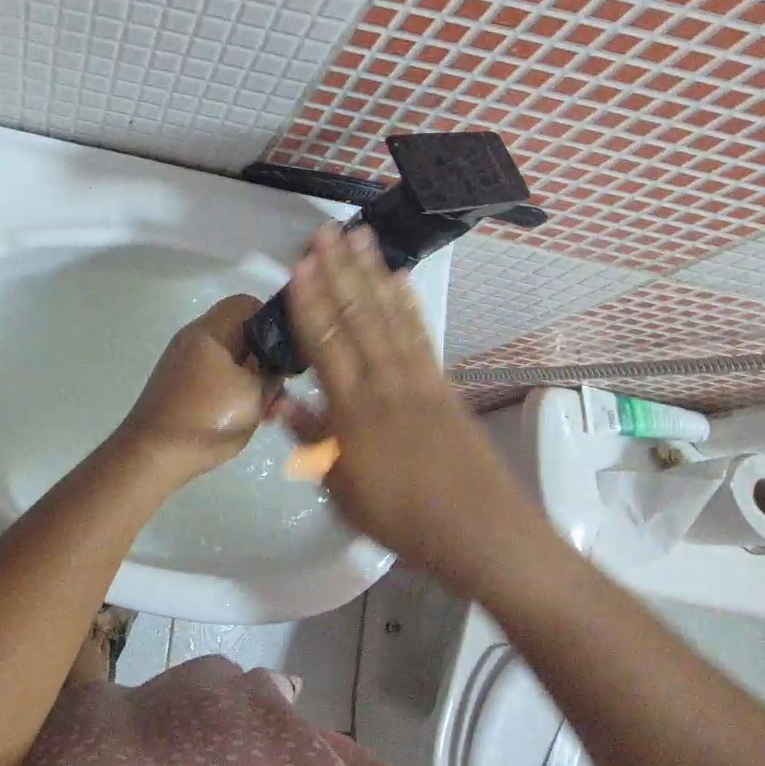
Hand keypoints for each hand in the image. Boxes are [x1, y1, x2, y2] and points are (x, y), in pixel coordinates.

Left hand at [113, 294, 283, 487]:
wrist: (153, 454)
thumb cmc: (207, 419)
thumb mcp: (254, 396)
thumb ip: (274, 373)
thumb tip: (282, 362)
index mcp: (209, 331)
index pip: (247, 304)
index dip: (274, 322)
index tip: (289, 351)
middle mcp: (194, 339)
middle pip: (241, 333)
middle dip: (267, 359)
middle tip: (283, 390)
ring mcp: (185, 362)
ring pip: (232, 359)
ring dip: (254, 380)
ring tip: (271, 411)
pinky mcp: (182, 383)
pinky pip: (217, 375)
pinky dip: (236, 389)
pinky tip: (250, 416)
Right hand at [283, 223, 554, 595]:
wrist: (484, 534)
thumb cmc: (403, 518)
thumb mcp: (343, 489)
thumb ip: (312, 440)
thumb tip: (280, 401)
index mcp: (354, 408)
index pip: (326, 342)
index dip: (311, 301)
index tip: (301, 264)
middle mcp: (385, 382)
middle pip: (358, 317)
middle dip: (339, 270)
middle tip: (326, 231)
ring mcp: (418, 379)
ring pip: (389, 316)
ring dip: (372, 274)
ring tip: (361, 238)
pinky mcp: (443, 386)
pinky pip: (420, 335)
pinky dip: (408, 304)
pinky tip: (399, 281)